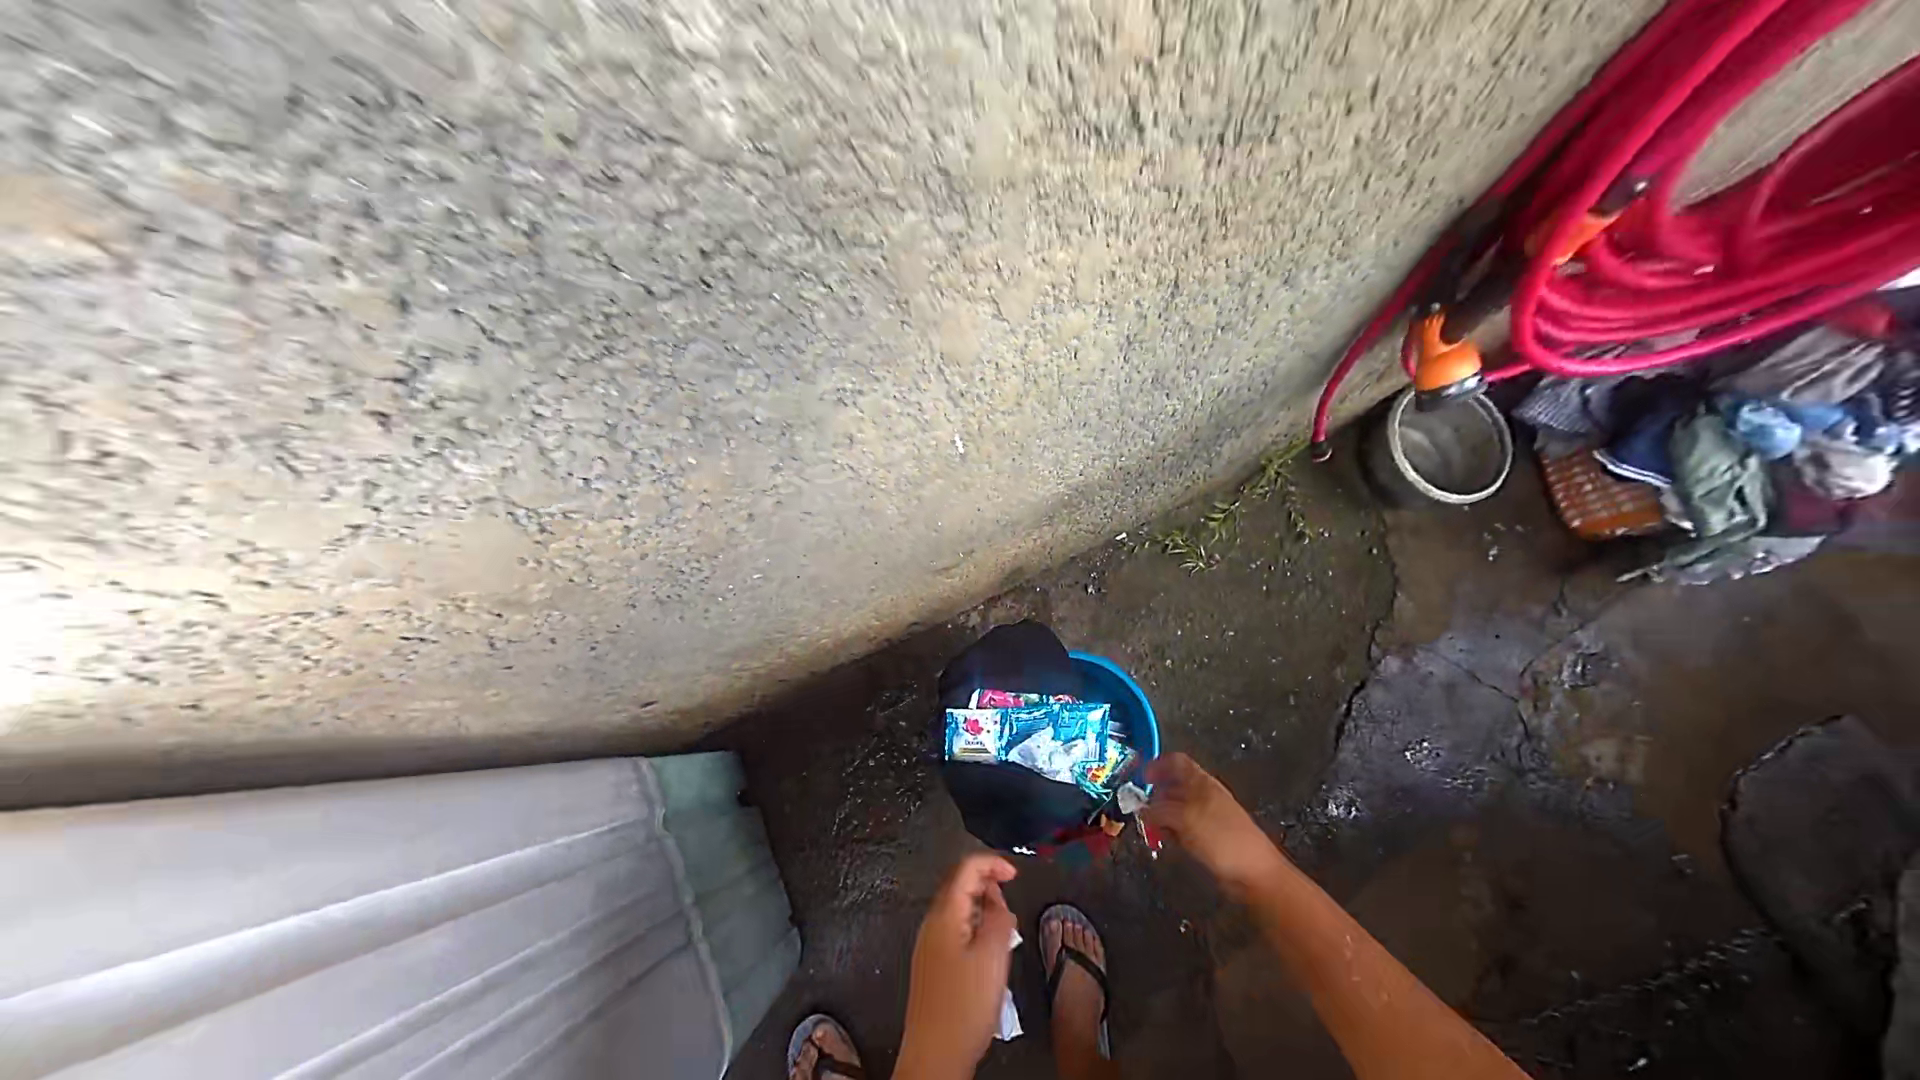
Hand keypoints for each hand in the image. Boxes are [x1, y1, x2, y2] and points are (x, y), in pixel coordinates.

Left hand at [895, 853, 1018, 1079]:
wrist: (933, 1055)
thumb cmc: (964, 1006)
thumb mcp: (993, 957)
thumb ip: (1000, 920)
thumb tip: (1001, 902)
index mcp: (945, 914)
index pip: (966, 868)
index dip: (992, 863)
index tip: (1014, 873)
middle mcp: (932, 923)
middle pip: (959, 885)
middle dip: (988, 884)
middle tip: (1010, 906)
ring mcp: (929, 943)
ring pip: (958, 908)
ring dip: (983, 908)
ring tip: (1004, 929)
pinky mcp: (932, 964)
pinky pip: (955, 929)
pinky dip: (975, 927)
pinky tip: (989, 951)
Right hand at [1144, 752, 1290, 898]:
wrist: (1255, 872)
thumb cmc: (1220, 837)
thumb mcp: (1184, 819)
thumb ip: (1159, 811)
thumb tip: (1142, 810)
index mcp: (1201, 783)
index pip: (1176, 762)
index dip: (1157, 765)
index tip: (1141, 778)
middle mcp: (1204, 795)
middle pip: (1174, 785)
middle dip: (1155, 795)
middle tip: (1140, 810)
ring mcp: (1207, 816)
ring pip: (1177, 808)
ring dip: (1162, 816)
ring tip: (1151, 829)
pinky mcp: (1209, 836)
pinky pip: (1184, 827)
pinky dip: (1172, 831)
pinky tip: (1167, 841)